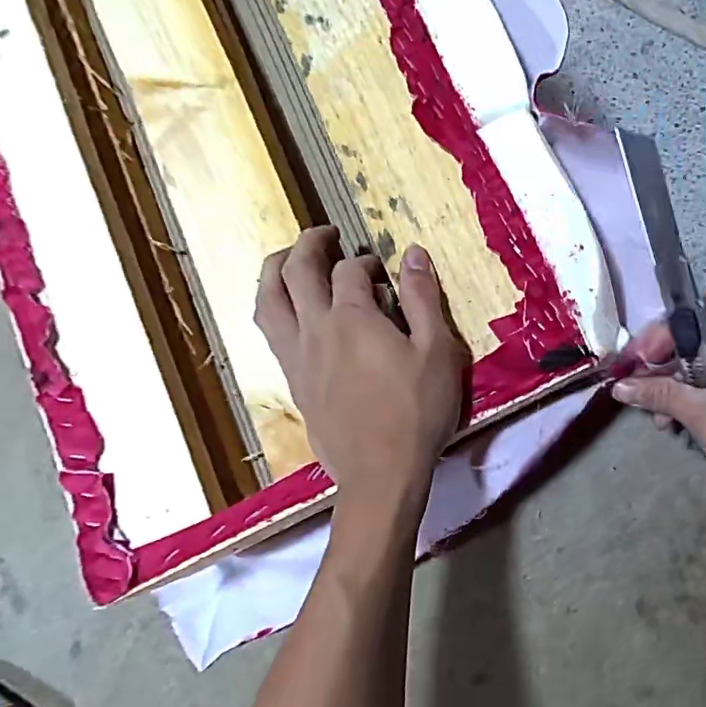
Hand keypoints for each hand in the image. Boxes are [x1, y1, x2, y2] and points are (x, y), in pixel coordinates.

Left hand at [256, 228, 464, 496]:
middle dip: (308, 245)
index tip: (381, 267)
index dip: (365, 261)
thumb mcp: (437, 351)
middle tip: (324, 235)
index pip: (349, 271)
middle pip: (295, 272)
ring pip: (268, 301)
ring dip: (274, 271)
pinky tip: (289, 313)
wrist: (381, 472)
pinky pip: (271, 333)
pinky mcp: (293, 383)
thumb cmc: (417, 411)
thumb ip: (423, 299)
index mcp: (353, 318)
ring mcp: (298, 358)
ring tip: (287, 260)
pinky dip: (275, 308)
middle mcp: (315, 330)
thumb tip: (413, 254)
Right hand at [612, 295, 705, 510]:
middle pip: (705, 337)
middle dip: (669, 363)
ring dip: (680, 385)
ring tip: (656, 413)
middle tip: (638, 381)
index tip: (640, 356)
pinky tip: (674, 419)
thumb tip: (619, 386)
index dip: (666, 330)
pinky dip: (700, 396)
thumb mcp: (704, 414)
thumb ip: (660, 393)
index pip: (704, 311)